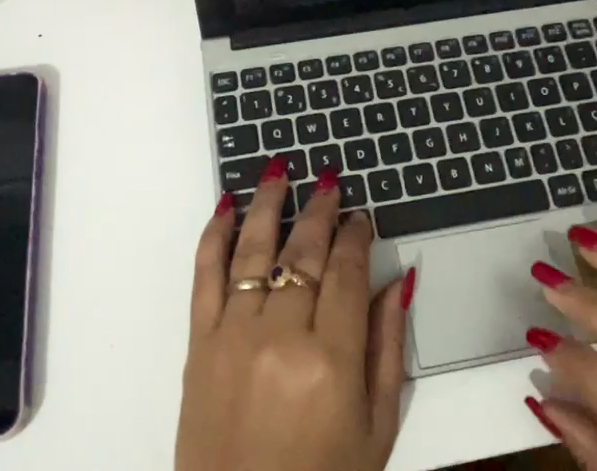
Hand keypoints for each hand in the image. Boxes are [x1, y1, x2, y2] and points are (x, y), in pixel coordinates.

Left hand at [176, 158, 413, 470]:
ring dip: (269, 204)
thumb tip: (397, 279)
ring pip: (254, 251)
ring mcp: (232, 335)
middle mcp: (280, 336)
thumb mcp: (377, 427)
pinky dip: (215, 235)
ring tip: (280, 169)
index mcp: (331, 360)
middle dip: (320, 211)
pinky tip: (226, 205)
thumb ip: (387, 348)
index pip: (347, 273)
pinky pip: (205, 275)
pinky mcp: (198, 343)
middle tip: (330, 180)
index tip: (362, 214)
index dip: (356, 236)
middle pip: (303, 254)